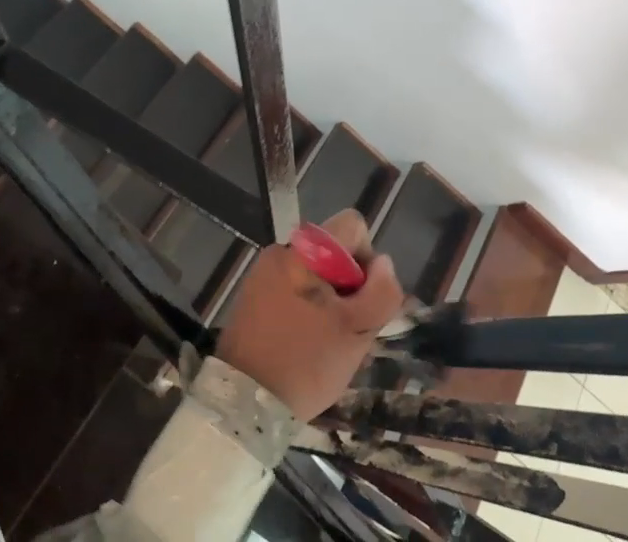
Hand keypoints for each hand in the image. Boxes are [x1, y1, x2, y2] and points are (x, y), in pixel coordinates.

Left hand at [215, 210, 405, 420]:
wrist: (244, 401)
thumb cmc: (307, 362)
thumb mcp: (359, 331)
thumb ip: (382, 291)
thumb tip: (383, 263)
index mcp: (305, 251)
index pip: (353, 226)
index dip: (367, 259)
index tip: (360, 299)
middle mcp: (280, 251)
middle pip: (333, 252)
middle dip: (348, 286)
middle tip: (346, 328)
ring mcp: (262, 273)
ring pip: (314, 274)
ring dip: (329, 301)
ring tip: (325, 341)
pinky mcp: (251, 296)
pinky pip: (292, 289)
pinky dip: (306, 309)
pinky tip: (304, 343)